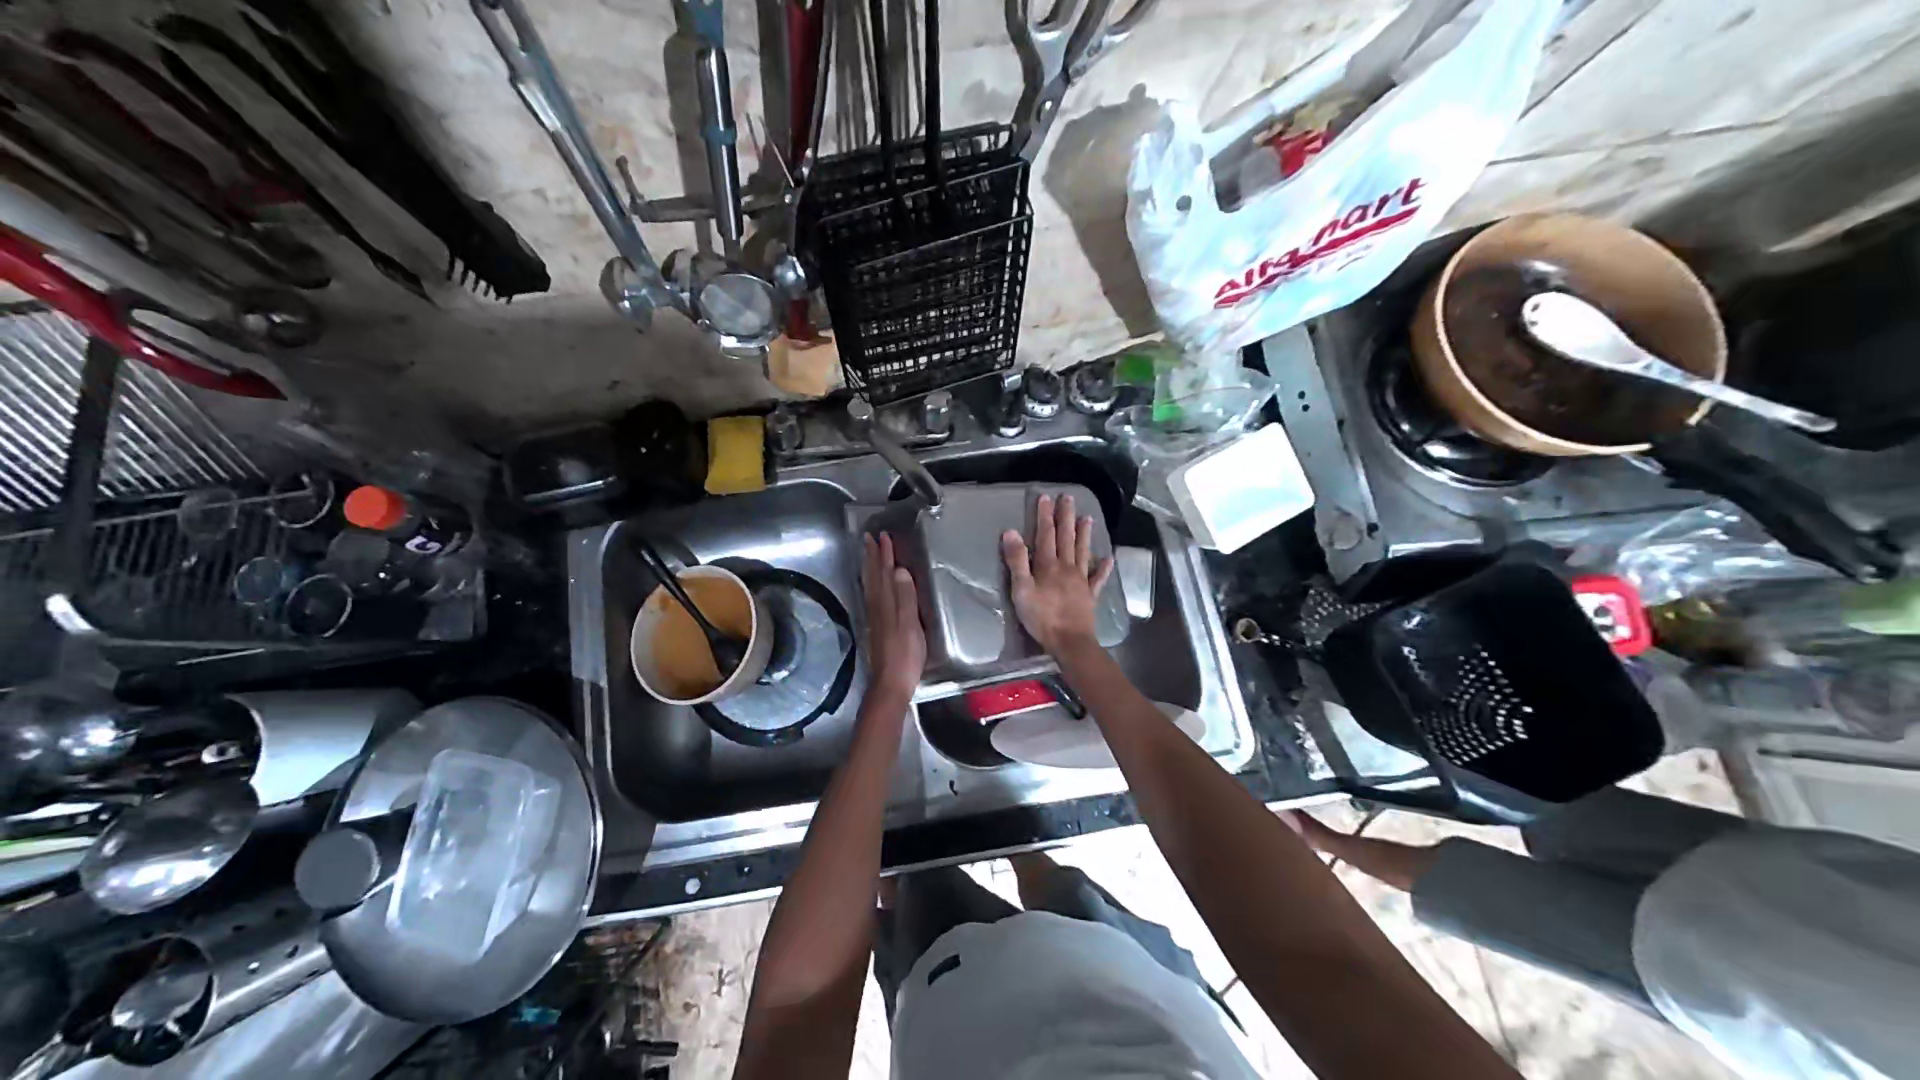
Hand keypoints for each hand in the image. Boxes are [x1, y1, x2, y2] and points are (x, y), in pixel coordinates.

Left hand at [862, 532, 924, 699]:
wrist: (891, 682)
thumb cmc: (905, 653)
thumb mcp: (909, 623)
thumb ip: (905, 596)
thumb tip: (899, 569)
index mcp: (886, 602)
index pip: (884, 572)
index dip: (884, 554)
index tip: (883, 535)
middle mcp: (877, 606)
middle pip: (873, 576)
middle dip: (872, 556)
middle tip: (869, 537)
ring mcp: (876, 616)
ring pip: (871, 585)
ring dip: (870, 567)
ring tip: (869, 553)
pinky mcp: (877, 626)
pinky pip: (873, 595)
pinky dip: (872, 582)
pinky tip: (874, 584)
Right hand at [1001, 493, 1113, 654]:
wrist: (1070, 641)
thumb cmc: (1041, 617)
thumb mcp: (1021, 589)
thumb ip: (1017, 561)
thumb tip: (1011, 532)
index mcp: (1048, 565)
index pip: (1046, 534)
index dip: (1044, 516)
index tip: (1045, 497)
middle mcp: (1067, 567)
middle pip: (1067, 537)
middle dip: (1066, 517)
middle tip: (1068, 498)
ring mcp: (1081, 580)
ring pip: (1083, 552)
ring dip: (1085, 534)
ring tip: (1088, 518)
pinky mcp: (1090, 595)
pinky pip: (1098, 579)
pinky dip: (1103, 568)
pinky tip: (1108, 559)